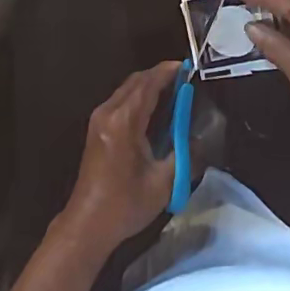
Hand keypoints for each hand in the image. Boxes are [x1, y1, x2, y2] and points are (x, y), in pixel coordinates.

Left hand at [59, 61, 178, 250]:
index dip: (168, 72)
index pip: (148, 84)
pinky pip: (121, 100)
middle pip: (136, 81)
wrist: (88, 223)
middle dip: (160, 76)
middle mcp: (108, 113)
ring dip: (149, 85)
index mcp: (124, 122)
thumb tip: (201, 131)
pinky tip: (156, 109)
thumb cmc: (126, 204)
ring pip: (127, 89)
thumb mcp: (164, 180)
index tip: (188, 66)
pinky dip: (139, 97)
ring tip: (175, 92)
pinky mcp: (97, 127)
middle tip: (185, 79)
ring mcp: (99, 119)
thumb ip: (184, 150)